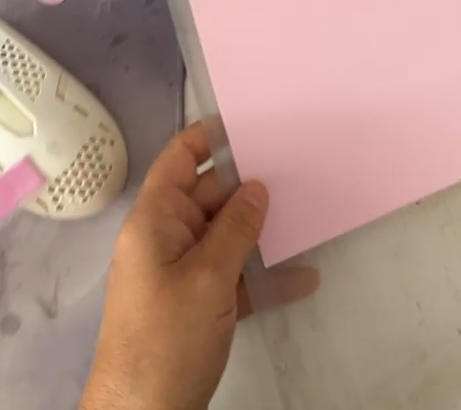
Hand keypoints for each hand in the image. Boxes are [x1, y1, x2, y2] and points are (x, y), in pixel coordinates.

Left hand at [81, 124, 318, 409]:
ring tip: (305, 210)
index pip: (179, 159)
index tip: (251, 121)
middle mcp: (166, 238)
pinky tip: (302, 276)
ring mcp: (181, 273)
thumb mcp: (207, 278)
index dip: (209, 136)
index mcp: (155, 220)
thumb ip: (235, 228)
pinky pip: (233, 276)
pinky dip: (262, 275)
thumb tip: (257, 186)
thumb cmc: (166, 338)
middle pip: (209, 195)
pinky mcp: (196, 305)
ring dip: (260, 230)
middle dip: (248, 183)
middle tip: (295, 165)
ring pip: (225, 235)